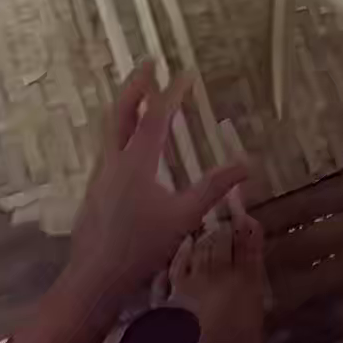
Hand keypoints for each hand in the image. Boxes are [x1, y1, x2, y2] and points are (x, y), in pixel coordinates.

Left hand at [62, 63, 247, 307]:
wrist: (94, 279)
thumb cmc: (141, 245)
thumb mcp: (185, 215)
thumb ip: (215, 186)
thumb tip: (249, 163)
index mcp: (136, 162)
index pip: (156, 117)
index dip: (172, 93)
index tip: (186, 73)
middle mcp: (114, 161)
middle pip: (120, 112)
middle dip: (135, 85)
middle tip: (149, 63)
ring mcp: (101, 174)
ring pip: (110, 128)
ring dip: (127, 105)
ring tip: (141, 94)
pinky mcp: (98, 188)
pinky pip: (110, 145)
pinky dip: (124, 128)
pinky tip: (134, 141)